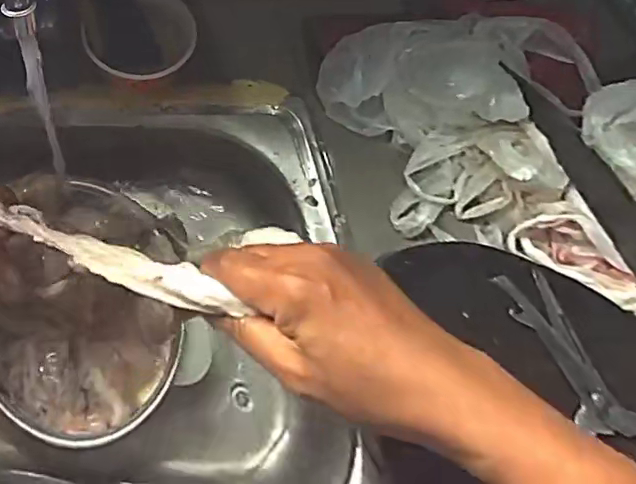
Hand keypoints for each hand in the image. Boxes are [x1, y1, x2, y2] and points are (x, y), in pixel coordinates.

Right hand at [202, 244, 516, 446]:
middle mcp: (308, 255)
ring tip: (272, 313)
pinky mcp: (344, 252)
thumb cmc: (373, 387)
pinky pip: (295, 250)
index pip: (224, 264)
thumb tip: (214, 309)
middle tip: (235, 315)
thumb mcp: (297, 375)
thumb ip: (245, 334)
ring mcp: (328, 250)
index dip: (203, 280)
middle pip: (243, 251)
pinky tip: (299, 302)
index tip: (195, 298)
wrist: (439, 380)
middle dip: (229, 277)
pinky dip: (283, 268)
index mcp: (293, 286)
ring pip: (267, 248)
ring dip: (256, 272)